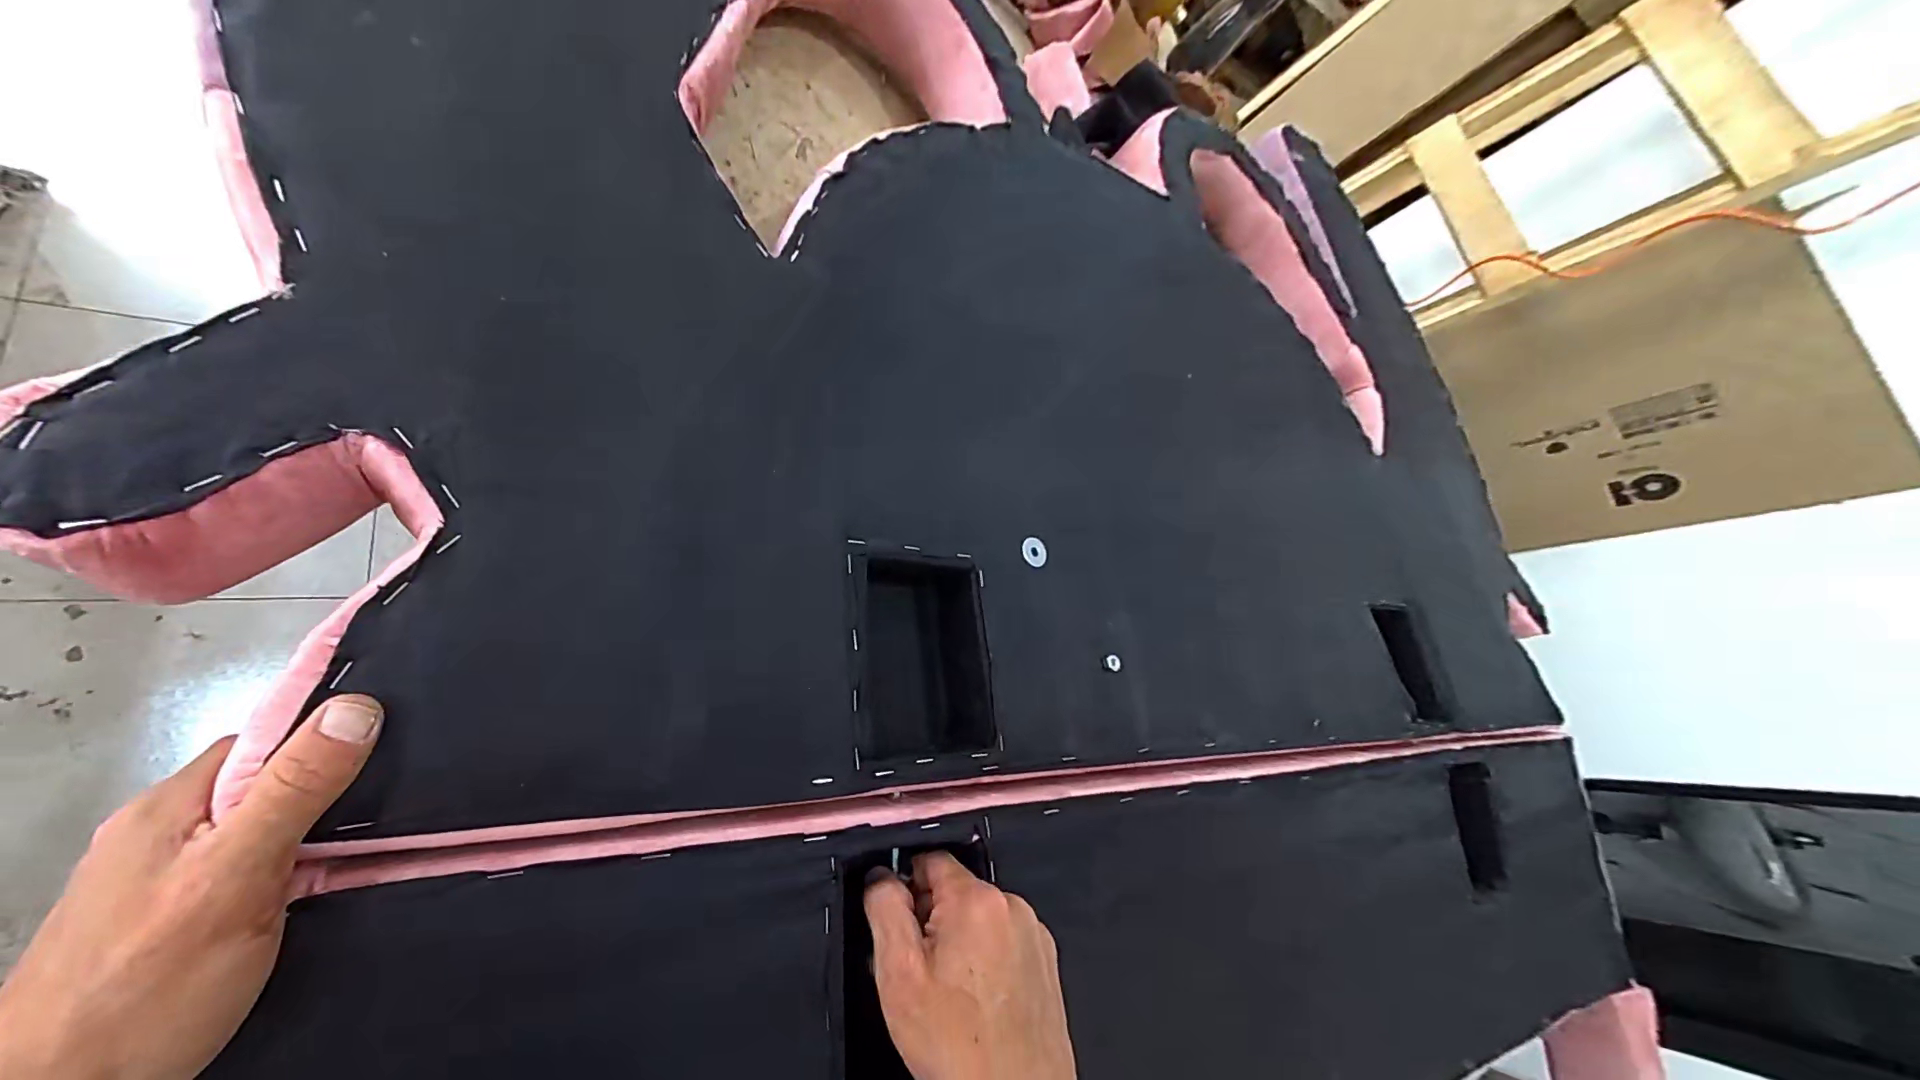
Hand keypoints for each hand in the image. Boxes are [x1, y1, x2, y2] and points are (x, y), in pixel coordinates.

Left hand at [0, 695, 382, 1079]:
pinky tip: (347, 878)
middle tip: (402, 800)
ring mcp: (185, 874)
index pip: (268, 735)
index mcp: (171, 807)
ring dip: (339, 828)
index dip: (333, 729)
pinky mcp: (204, 910)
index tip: (398, 731)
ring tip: (390, 840)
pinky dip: (324, 862)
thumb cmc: (140, 991)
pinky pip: (282, 862)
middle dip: (345, 784)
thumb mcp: (234, 875)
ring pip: (286, 823)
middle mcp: (172, 831)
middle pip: (280, 778)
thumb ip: (295, 790)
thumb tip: (356, 709)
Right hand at [863, 851, 1075, 1079]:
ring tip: (949, 993)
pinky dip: (985, 959)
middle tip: (921, 969)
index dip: (907, 890)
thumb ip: (885, 910)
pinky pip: (1003, 940)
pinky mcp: (1044, 959)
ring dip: (958, 941)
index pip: (930, 860)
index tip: (902, 923)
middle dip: (931, 919)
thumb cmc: (960, 1048)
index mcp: (976, 901)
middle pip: (954, 889)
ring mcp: (1032, 932)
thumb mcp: (899, 975)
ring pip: (978, 916)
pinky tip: (975, 1001)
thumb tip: (881, 878)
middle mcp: (1011, 907)